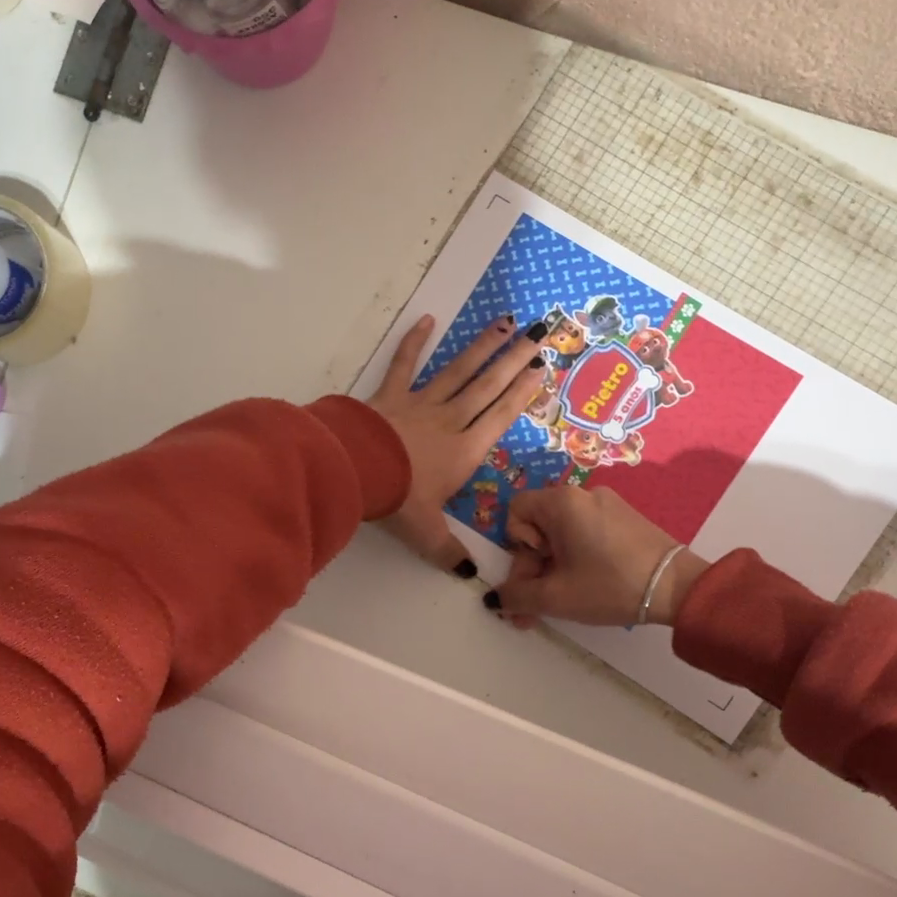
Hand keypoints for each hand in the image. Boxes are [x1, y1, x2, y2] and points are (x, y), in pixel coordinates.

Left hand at [365, 314, 547, 572]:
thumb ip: (448, 552)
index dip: (523, 393)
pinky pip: (404, 364)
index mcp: (464, 451)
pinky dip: (414, 342)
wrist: (355, 470)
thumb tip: (469, 576)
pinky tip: (427, 320)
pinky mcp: (389, 395)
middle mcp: (449, 421)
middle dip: (513, 360)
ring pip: (456, 370)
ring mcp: (419, 403)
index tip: (541, 369)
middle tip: (538, 334)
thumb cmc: (397, 499)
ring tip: (504, 323)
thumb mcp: (426, 533)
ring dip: (481, 346)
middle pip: (487, 386)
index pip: (500, 417)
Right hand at [486, 485, 709, 627]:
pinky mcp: (627, 519)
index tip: (537, 571)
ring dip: (554, 567)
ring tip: (562, 602)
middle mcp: (583, 495)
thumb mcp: (555, 597)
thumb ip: (516, 596)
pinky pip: (587, 534)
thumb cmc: (609, 585)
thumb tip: (495, 599)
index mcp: (562, 502)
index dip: (517, 545)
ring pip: (563, 534)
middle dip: (533, 567)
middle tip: (537, 605)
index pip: (516, 512)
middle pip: (539, 526)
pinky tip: (590, 586)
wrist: (678, 588)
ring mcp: (608, 505)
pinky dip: (578, 558)